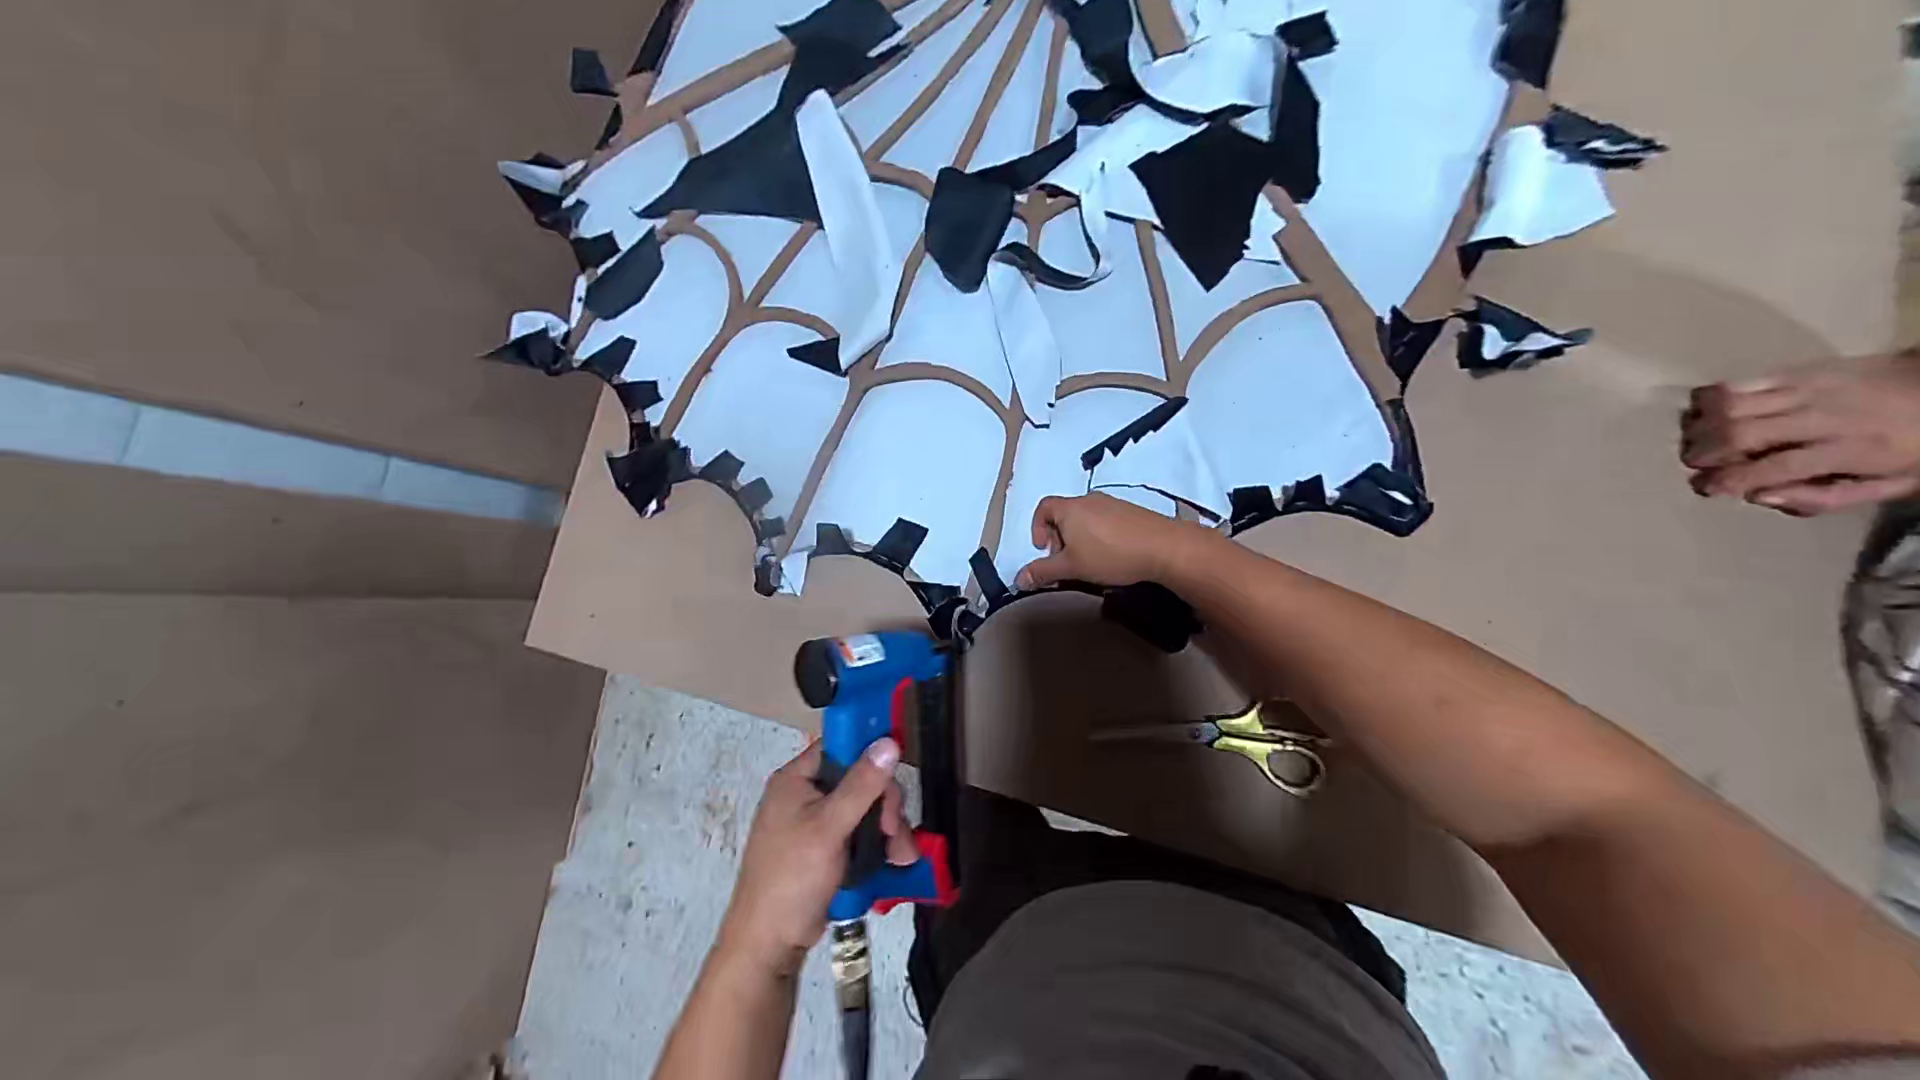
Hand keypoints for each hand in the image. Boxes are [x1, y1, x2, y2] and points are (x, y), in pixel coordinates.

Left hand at [715, 739, 916, 975]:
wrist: (768, 946)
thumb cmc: (792, 878)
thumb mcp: (829, 827)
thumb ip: (862, 785)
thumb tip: (889, 742)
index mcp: (796, 779)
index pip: (840, 746)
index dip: (870, 752)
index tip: (897, 768)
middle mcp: (806, 795)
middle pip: (861, 780)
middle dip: (885, 806)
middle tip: (896, 830)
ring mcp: (817, 824)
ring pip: (866, 809)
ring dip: (889, 829)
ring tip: (901, 856)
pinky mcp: (828, 850)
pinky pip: (862, 834)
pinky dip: (880, 845)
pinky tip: (895, 862)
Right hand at [1015, 492, 1216, 589]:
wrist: (1163, 548)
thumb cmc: (1110, 555)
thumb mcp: (1071, 568)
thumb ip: (1043, 572)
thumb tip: (1019, 579)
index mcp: (1070, 508)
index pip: (1044, 508)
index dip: (1037, 527)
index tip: (1045, 550)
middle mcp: (1089, 500)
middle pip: (1064, 514)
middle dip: (1059, 538)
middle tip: (1066, 561)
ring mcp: (1113, 503)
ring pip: (1086, 519)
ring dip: (1080, 538)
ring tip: (1090, 562)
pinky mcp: (1131, 512)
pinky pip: (1106, 521)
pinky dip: (1100, 536)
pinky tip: (1112, 557)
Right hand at [1681, 352, 1919, 514]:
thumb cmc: (1913, 447)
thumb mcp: (1886, 485)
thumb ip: (1822, 498)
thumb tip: (1757, 496)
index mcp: (1849, 451)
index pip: (1769, 469)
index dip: (1724, 482)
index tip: (1705, 488)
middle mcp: (1823, 417)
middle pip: (1738, 433)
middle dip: (1702, 452)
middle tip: (1694, 462)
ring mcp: (1809, 389)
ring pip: (1728, 405)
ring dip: (1699, 425)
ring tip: (1695, 437)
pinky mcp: (1799, 370)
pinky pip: (1737, 382)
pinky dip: (1709, 399)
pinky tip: (1706, 412)